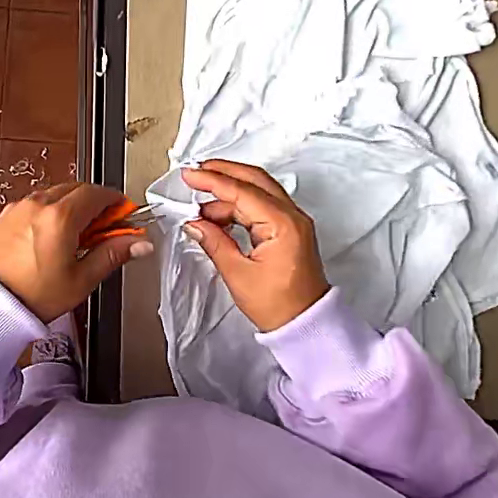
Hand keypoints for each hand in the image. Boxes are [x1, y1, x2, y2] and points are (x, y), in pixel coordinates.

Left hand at [0, 183, 153, 321]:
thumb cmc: (29, 296)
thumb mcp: (82, 278)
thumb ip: (113, 253)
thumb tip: (138, 243)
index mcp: (60, 217)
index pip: (99, 194)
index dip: (117, 203)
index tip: (125, 216)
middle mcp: (38, 205)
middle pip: (79, 189)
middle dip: (97, 204)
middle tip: (107, 228)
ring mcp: (20, 208)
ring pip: (58, 194)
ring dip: (75, 207)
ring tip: (80, 237)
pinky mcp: (7, 216)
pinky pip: (38, 204)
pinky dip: (53, 212)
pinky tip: (56, 238)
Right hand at [180, 160, 329, 331]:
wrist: (306, 324)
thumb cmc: (280, 306)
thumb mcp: (238, 274)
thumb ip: (214, 242)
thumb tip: (195, 223)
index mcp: (283, 224)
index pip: (243, 191)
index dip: (213, 181)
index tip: (191, 175)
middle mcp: (293, 216)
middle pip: (254, 180)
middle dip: (223, 173)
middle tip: (196, 173)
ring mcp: (293, 221)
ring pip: (258, 191)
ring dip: (230, 192)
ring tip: (201, 206)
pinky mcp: (289, 228)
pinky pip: (263, 205)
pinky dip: (240, 206)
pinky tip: (220, 215)